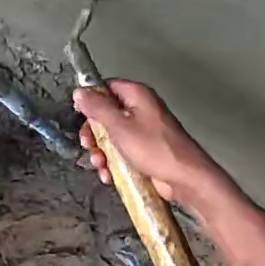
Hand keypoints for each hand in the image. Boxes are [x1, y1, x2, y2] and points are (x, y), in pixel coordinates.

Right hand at [74, 80, 240, 216]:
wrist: (184, 178)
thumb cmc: (157, 150)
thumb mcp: (119, 127)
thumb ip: (97, 108)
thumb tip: (80, 92)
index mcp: (137, 95)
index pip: (106, 87)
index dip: (90, 100)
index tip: (80, 114)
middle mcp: (140, 110)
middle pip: (105, 115)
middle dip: (94, 133)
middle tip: (90, 145)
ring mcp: (143, 132)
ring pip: (111, 137)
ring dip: (101, 152)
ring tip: (101, 165)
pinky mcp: (144, 151)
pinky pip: (121, 153)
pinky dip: (112, 164)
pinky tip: (110, 175)